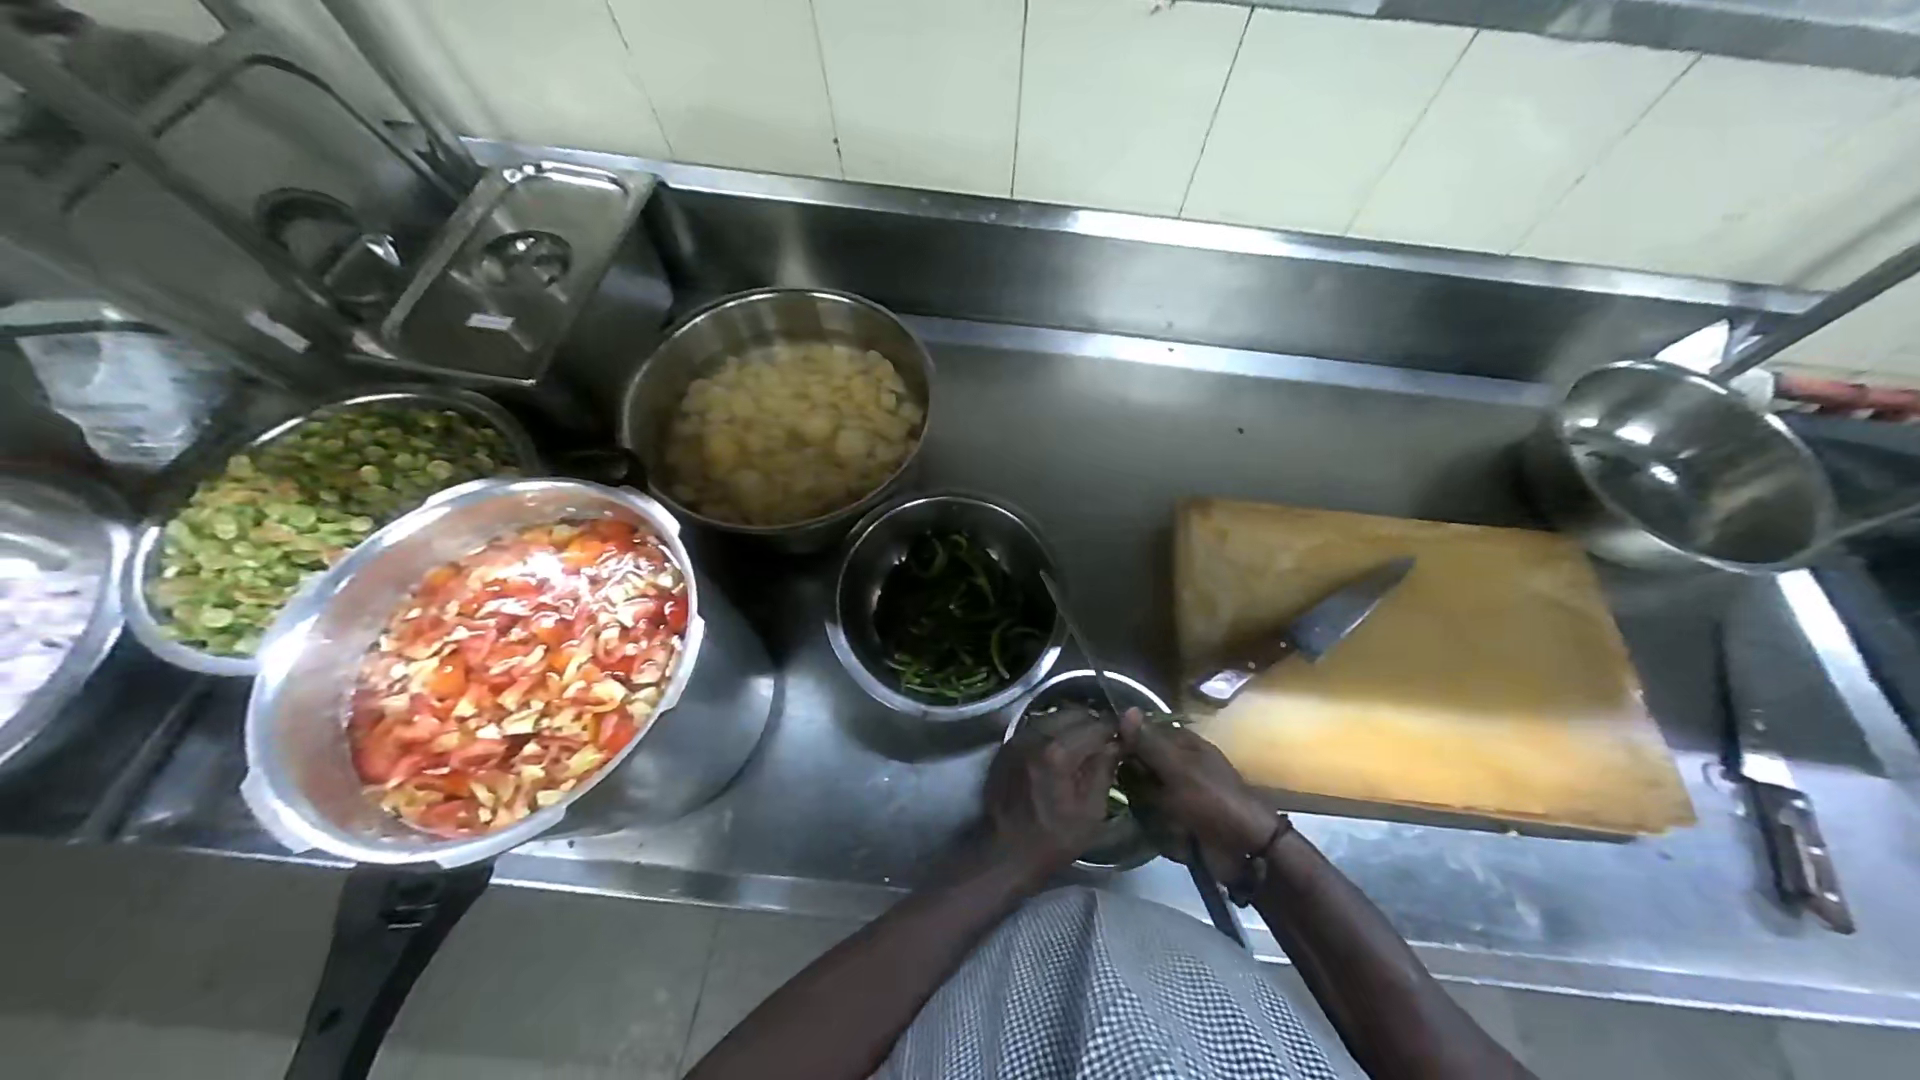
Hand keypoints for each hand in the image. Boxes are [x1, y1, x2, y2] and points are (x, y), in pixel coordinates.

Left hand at [983, 706, 1120, 880]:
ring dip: (1072, 726)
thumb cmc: (1053, 839)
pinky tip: (1060, 752)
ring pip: (1053, 716)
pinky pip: (1036, 727)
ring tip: (1084, 748)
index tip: (1126, 736)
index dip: (1115, 728)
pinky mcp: (1007, 745)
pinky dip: (1052, 732)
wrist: (1005, 852)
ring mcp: (1017, 738)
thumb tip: (1119, 741)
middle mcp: (1035, 736)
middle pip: (1073, 714)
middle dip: (1093, 724)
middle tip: (1105, 744)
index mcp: (1058, 753)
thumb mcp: (1091, 810)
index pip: (1096, 725)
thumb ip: (1104, 768)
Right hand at [1119, 708, 1279, 862]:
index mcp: (1183, 743)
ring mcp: (1176, 791)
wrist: (1244, 849)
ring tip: (1150, 812)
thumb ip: (1148, 741)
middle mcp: (1178, 763)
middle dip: (1132, 776)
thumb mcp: (1177, 767)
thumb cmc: (1213, 799)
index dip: (1126, 739)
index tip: (1108, 751)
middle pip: (1139, 762)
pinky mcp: (1175, 817)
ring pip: (1141, 789)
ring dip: (1142, 801)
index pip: (1143, 731)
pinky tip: (1155, 825)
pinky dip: (1151, 820)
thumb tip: (1126, 709)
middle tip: (1132, 787)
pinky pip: (1150, 813)